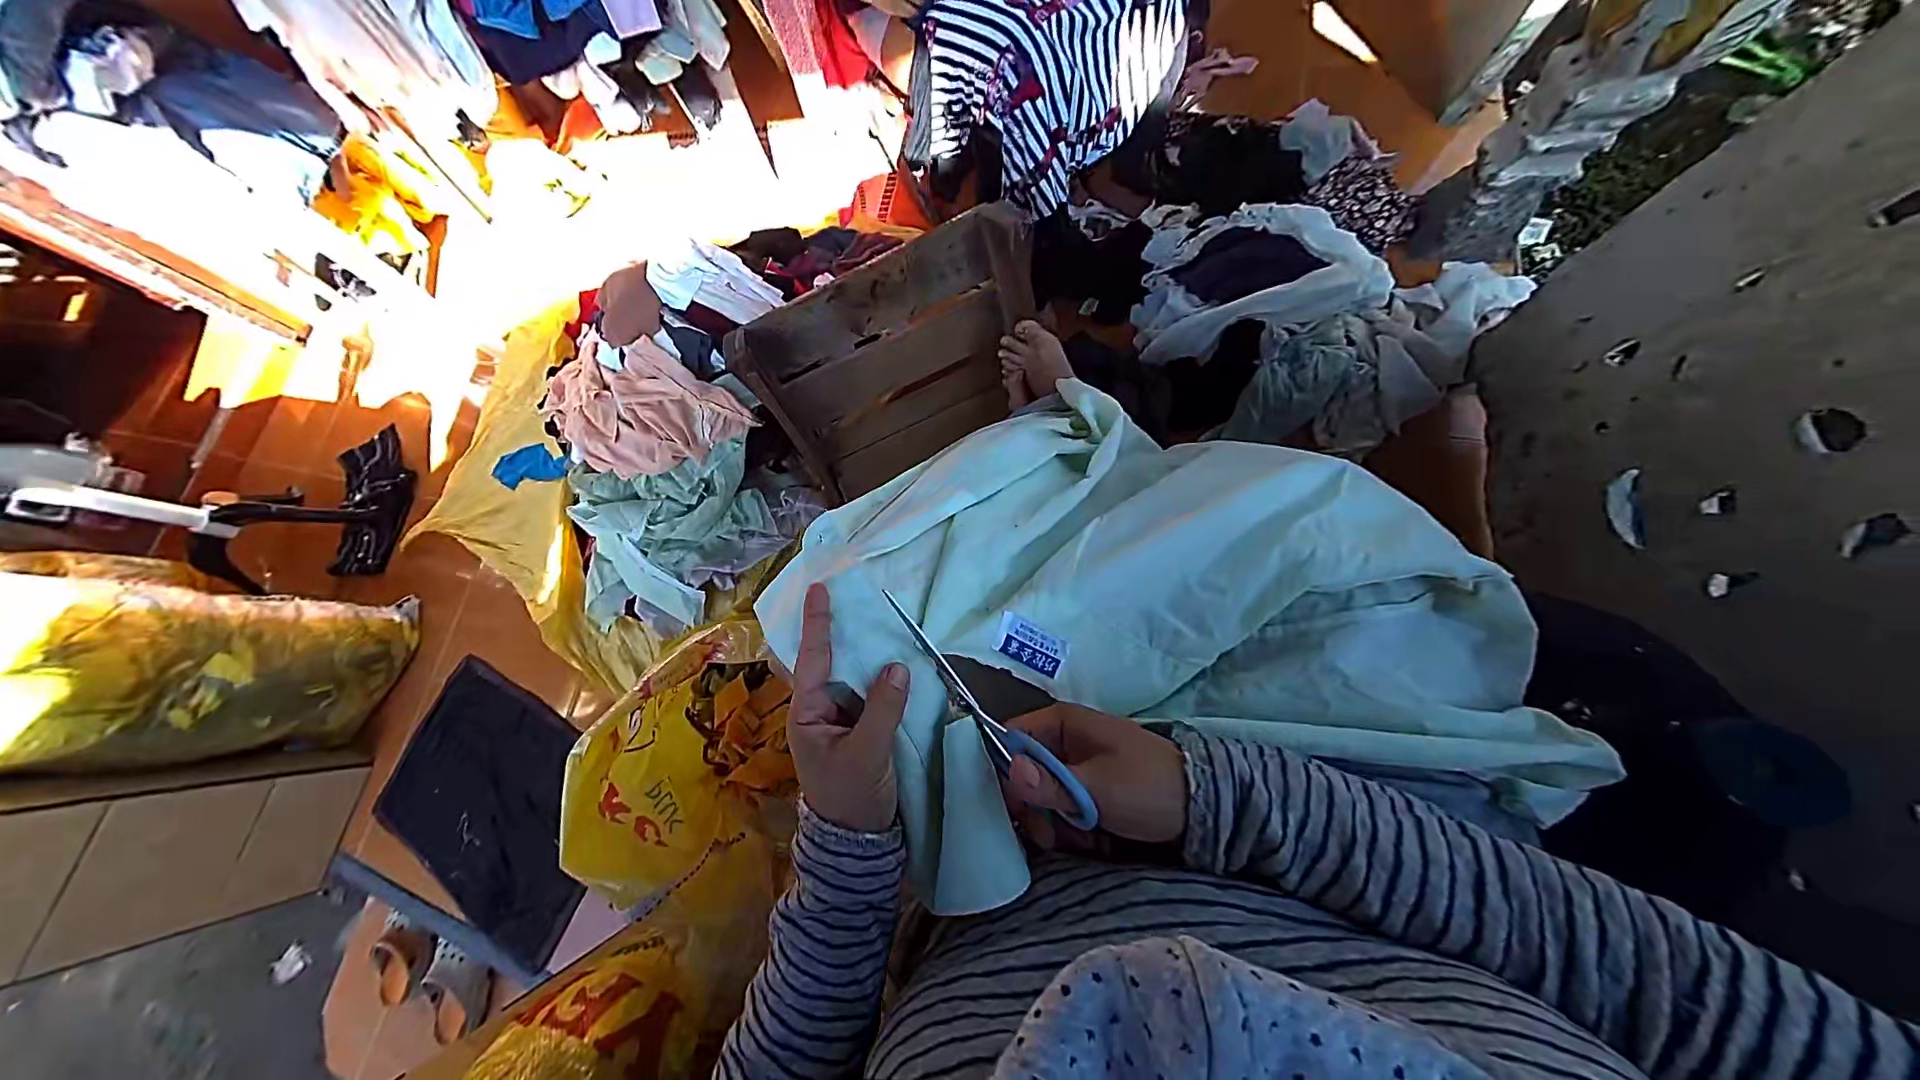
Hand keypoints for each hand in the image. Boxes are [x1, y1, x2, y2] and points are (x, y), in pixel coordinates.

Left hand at [788, 583, 909, 832]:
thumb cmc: (851, 796)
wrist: (859, 840)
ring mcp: (842, 717)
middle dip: (840, 629)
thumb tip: (897, 666)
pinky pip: (870, 691)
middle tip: (850, 593)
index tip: (819, 589)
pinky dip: (880, 673)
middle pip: (830, 661)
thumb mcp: (866, 753)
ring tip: (874, 617)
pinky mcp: (862, 726)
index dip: (817, 623)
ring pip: (852, 674)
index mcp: (808, 713)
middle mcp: (820, 709)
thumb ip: (882, 709)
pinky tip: (894, 657)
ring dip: (864, 650)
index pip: (813, 660)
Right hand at [1002, 703, 1186, 850]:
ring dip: (1055, 824)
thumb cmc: (1147, 786)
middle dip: (1036, 809)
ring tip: (1083, 841)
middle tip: (1050, 837)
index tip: (1015, 808)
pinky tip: (1093, 842)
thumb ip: (1052, 785)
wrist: (1202, 808)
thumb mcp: (1098, 788)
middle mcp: (1064, 740)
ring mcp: (1077, 766)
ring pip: (1043, 797)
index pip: (1011, 738)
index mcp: (1061, 723)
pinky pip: (1064, 809)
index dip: (1006, 771)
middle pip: (1024, 773)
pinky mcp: (1089, 790)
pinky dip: (1073, 829)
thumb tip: (1011, 772)